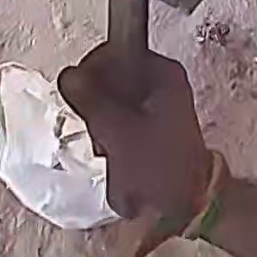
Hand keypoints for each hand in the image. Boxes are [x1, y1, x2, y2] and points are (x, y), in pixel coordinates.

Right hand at [57, 47, 210, 221]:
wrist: (189, 205)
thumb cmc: (160, 167)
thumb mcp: (120, 132)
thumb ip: (92, 101)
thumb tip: (67, 75)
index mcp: (162, 72)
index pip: (116, 51)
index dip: (93, 69)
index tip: (80, 93)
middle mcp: (161, 79)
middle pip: (111, 72)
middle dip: (95, 97)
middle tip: (93, 123)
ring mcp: (156, 99)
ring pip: (111, 93)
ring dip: (100, 114)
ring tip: (104, 142)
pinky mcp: (149, 120)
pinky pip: (117, 111)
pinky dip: (108, 126)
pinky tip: (110, 148)